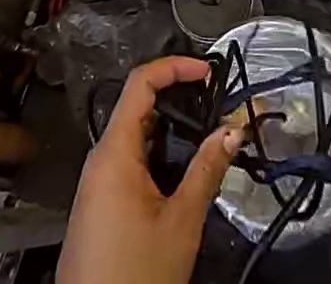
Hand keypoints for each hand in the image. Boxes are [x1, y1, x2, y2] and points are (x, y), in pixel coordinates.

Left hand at [58, 57, 244, 283]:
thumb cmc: (136, 276)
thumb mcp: (181, 221)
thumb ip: (207, 169)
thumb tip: (233, 129)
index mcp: (114, 154)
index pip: (140, 84)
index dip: (174, 67)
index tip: (207, 72)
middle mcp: (100, 161)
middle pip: (138, 107)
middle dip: (179, 98)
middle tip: (215, 102)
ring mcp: (97, 184)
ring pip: (136, 136)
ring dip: (172, 128)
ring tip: (208, 133)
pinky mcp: (100, 205)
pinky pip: (130, 161)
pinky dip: (159, 152)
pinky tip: (185, 168)